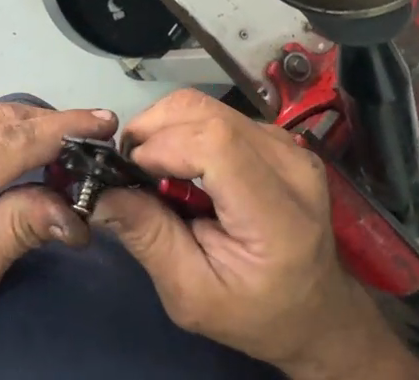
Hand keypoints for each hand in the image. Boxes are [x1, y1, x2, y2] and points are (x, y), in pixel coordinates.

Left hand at [0, 100, 115, 351]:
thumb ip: (18, 230)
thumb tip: (75, 211)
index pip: (12, 139)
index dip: (62, 128)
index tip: (104, 120)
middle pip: (1, 118)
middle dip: (49, 128)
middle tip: (91, 146)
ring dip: (24, 126)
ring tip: (62, 148)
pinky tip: (15, 147)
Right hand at [94, 90, 418, 378]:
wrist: (317, 312)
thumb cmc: (255, 313)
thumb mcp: (192, 296)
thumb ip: (149, 239)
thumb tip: (101, 193)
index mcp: (277, 216)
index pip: (217, 145)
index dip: (164, 146)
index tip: (133, 173)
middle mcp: (289, 167)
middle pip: (206, 113)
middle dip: (153, 129)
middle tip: (130, 167)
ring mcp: (287, 147)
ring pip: (206, 106)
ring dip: (165, 127)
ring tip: (152, 167)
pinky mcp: (277, 138)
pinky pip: (216, 114)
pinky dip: (183, 128)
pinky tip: (179, 164)